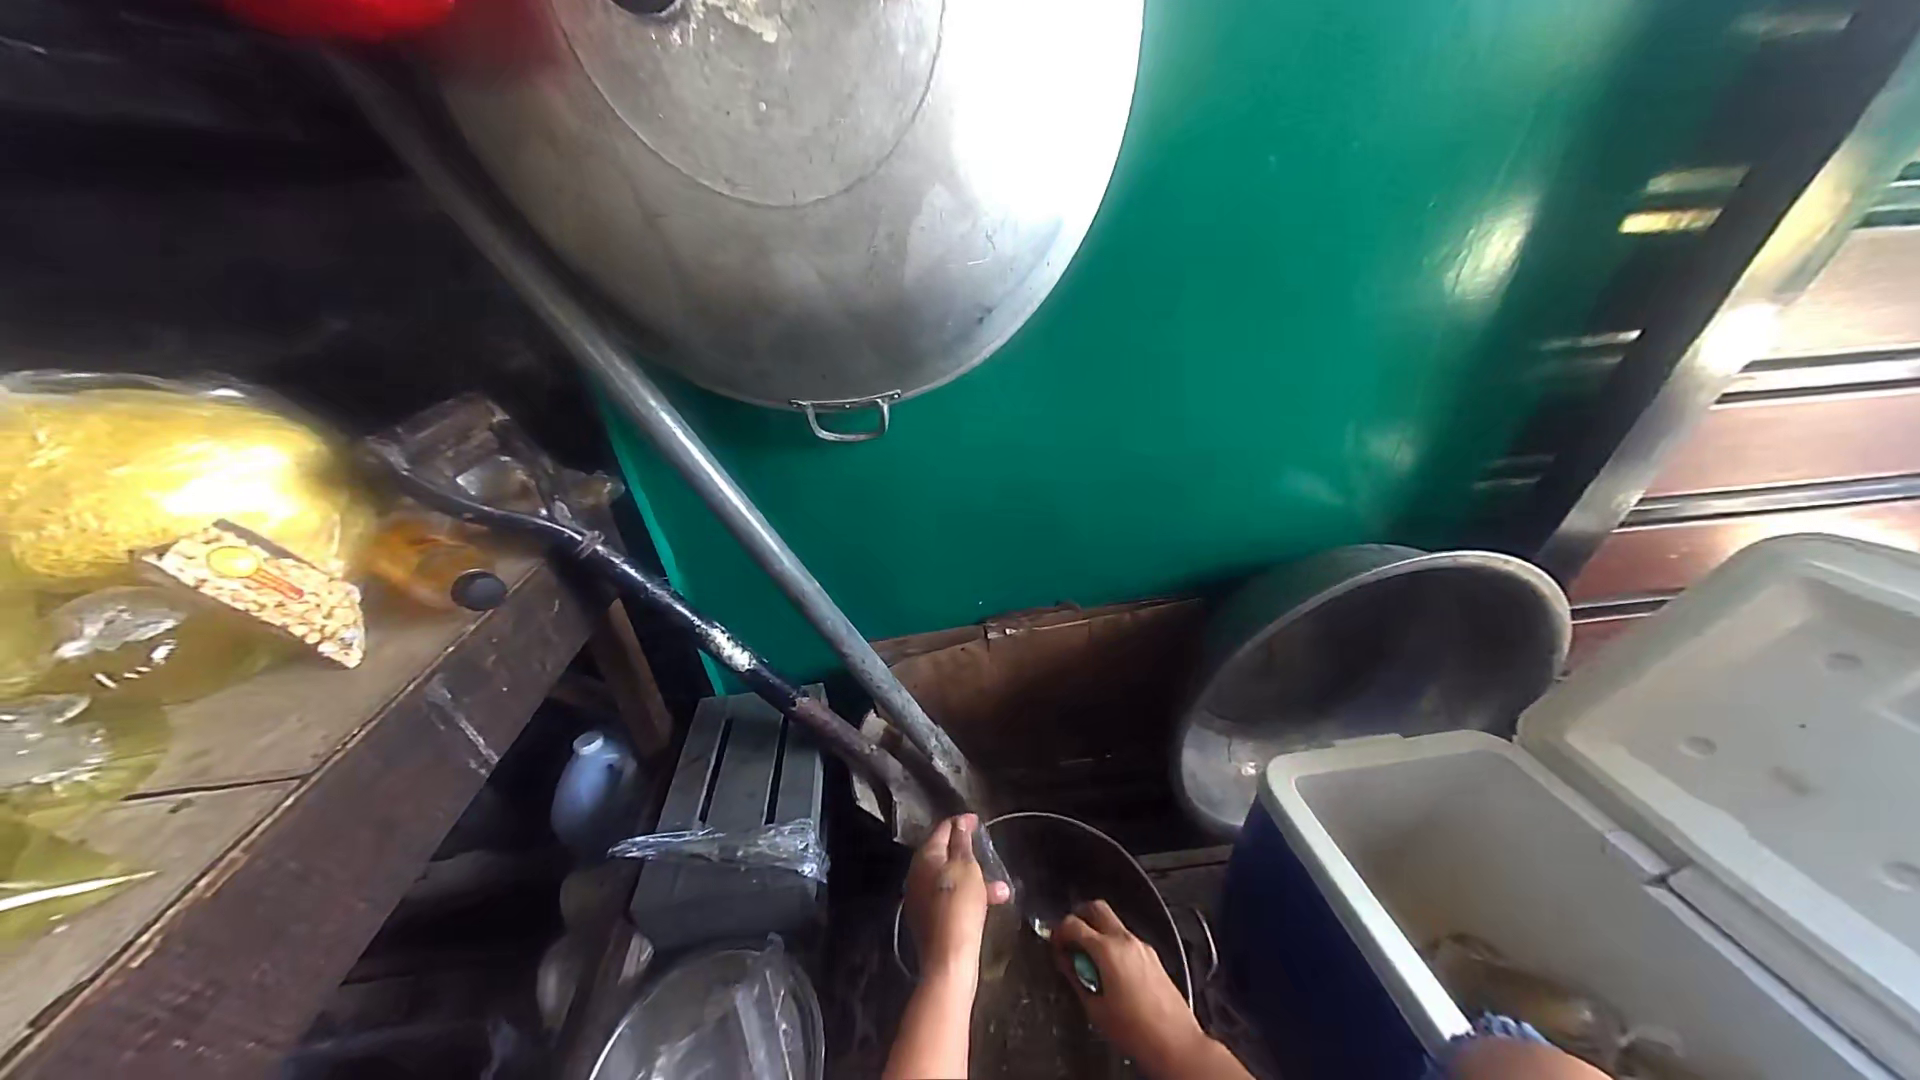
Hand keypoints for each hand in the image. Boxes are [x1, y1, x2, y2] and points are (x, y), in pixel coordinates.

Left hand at [903, 814, 1011, 981]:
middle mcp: (917, 874)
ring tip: (1001, 889)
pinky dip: (968, 895)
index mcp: (924, 857)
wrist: (948, 959)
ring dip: (974, 879)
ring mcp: (920, 897)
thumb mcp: (966, 867)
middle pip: (944, 854)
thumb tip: (959, 822)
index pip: (942, 829)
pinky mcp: (928, 918)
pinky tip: (988, 904)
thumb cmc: (959, 905)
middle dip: (968, 852)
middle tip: (986, 849)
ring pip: (950, 878)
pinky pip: (949, 897)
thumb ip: (962, 842)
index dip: (961, 822)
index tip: (977, 819)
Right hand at [1054, 901, 1224, 1078]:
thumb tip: (1065, 961)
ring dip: (1097, 931)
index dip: (1058, 932)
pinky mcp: (1153, 956)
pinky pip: (1126, 938)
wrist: (1177, 1045)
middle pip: (1096, 907)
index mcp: (1107, 951)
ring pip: (1113, 922)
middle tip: (1070, 938)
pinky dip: (1113, 943)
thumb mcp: (1095, 1009)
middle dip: (1078, 917)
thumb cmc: (1136, 1032)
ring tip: (1090, 960)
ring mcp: (1142, 946)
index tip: (1055, 944)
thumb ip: (1076, 978)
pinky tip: (1111, 970)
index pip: (1073, 924)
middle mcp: (1125, 941)